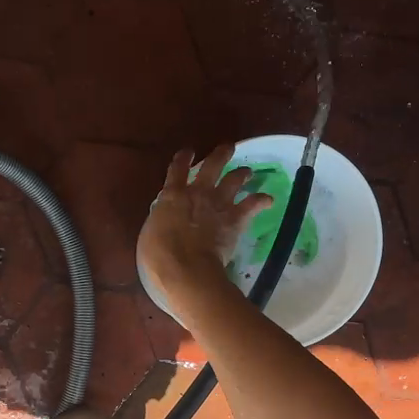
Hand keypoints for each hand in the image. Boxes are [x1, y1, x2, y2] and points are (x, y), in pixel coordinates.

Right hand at [137, 145, 273, 306]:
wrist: (186, 269)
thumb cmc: (159, 255)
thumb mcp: (150, 232)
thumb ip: (161, 218)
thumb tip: (165, 215)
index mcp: (173, 196)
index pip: (177, 168)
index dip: (183, 158)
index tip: (188, 152)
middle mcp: (198, 192)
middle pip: (212, 165)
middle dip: (221, 154)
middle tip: (228, 149)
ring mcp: (219, 204)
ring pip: (235, 179)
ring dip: (241, 174)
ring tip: (247, 173)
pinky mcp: (235, 219)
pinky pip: (253, 204)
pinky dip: (262, 201)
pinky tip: (268, 200)